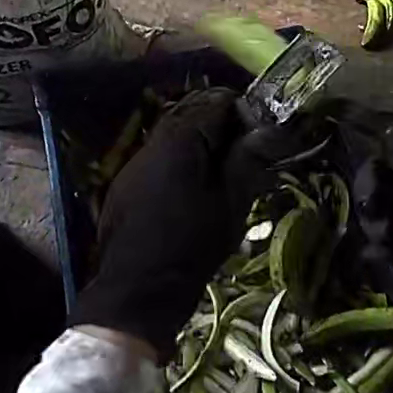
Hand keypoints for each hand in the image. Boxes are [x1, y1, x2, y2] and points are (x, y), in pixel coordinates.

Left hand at [70, 89, 255, 357]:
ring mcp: (135, 163)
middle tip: (247, 157)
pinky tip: (194, 192)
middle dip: (224, 129)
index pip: (218, 102)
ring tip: (225, 176)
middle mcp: (153, 142)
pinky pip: (161, 159)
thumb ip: (247, 160)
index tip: (262, 138)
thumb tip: (266, 130)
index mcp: (181, 140)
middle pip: (194, 115)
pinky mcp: (126, 184)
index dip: (245, 114)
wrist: (137, 290)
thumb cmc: (192, 245)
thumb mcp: (231, 203)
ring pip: (176, 137)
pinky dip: (183, 164)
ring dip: (203, 147)